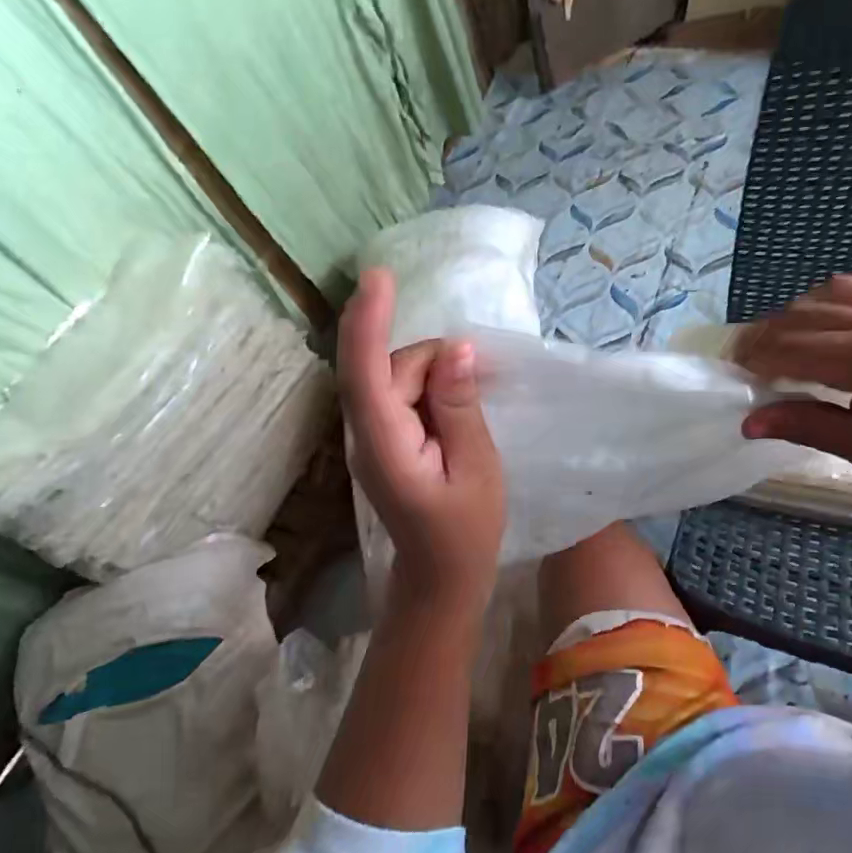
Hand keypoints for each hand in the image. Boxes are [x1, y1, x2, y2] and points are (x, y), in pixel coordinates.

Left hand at [338, 267, 504, 605]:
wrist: (441, 575)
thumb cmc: (466, 530)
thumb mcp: (476, 467)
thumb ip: (461, 407)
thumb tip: (458, 350)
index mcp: (385, 445)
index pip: (366, 371)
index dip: (370, 320)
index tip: (382, 277)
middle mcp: (365, 435)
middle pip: (387, 368)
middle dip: (435, 359)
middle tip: (486, 380)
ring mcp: (370, 438)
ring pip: (396, 379)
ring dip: (438, 375)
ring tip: (480, 401)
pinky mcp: (383, 439)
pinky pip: (401, 396)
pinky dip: (432, 389)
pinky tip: (460, 403)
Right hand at [736, 273, 851, 514]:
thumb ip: (810, 426)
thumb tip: (751, 420)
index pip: (793, 348)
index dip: (756, 358)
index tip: (731, 372)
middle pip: (809, 316)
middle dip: (769, 334)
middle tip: (745, 359)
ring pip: (842, 292)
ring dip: (804, 309)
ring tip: (784, 336)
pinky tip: (841, 300)